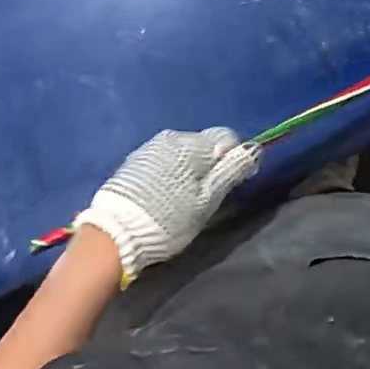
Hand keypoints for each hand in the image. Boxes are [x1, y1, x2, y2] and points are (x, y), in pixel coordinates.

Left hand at [74, 128, 261, 282]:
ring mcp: (148, 148)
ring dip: (188, 170)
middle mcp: (168, 137)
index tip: (231, 183)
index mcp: (190, 144)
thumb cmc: (169, 218)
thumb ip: (230, 171)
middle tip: (204, 198)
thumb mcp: (207, 200)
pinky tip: (163, 195)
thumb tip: (253, 148)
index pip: (225, 137)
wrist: (116, 231)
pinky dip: (169, 173)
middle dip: (209, 166)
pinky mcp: (134, 161)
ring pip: (181, 153)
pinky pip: (163, 160)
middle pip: (202, 145)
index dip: (234, 159)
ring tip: (181, 199)